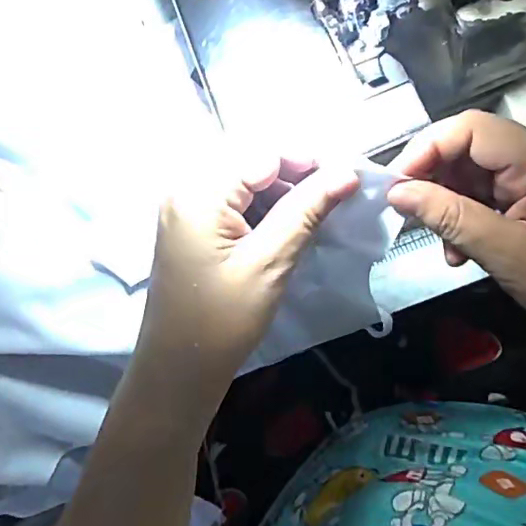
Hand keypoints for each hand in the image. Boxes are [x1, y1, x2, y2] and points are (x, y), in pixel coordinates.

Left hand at [135, 156, 359, 400]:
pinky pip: (234, 201)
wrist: (178, 370)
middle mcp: (186, 190)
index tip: (347, 177)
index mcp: (197, 193)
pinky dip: (265, 208)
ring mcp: (186, 208)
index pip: (261, 155)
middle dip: (296, 175)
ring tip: (319, 211)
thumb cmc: (222, 320)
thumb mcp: (270, 262)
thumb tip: (346, 172)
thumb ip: (306, 210)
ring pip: (245, 181)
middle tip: (337, 193)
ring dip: (283, 192)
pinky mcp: (192, 226)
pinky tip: (290, 225)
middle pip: (251, 163)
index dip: (306, 161)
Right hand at [386, 111, 525, 353]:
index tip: (398, 184)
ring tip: (439, 240)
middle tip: (407, 209)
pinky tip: (458, 250)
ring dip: (447, 203)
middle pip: (470, 146)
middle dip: (434, 176)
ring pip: (473, 172)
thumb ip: (450, 217)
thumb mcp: (504, 252)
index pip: (472, 129)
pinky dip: (465, 217)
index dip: (428, 148)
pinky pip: (486, 195)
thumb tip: (398, 193)